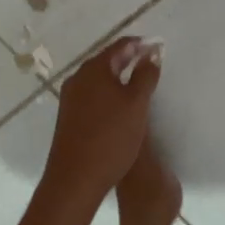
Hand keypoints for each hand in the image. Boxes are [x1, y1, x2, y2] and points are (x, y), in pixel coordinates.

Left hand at [45, 38, 162, 199]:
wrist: (74, 180)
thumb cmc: (110, 138)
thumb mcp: (136, 105)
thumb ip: (145, 76)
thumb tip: (151, 53)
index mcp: (95, 68)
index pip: (121, 46)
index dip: (140, 44)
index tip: (157, 46)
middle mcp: (78, 77)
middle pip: (107, 60)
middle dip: (128, 60)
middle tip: (149, 64)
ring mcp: (70, 97)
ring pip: (98, 79)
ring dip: (117, 78)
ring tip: (137, 87)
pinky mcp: (67, 116)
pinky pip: (91, 96)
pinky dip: (107, 95)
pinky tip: (117, 109)